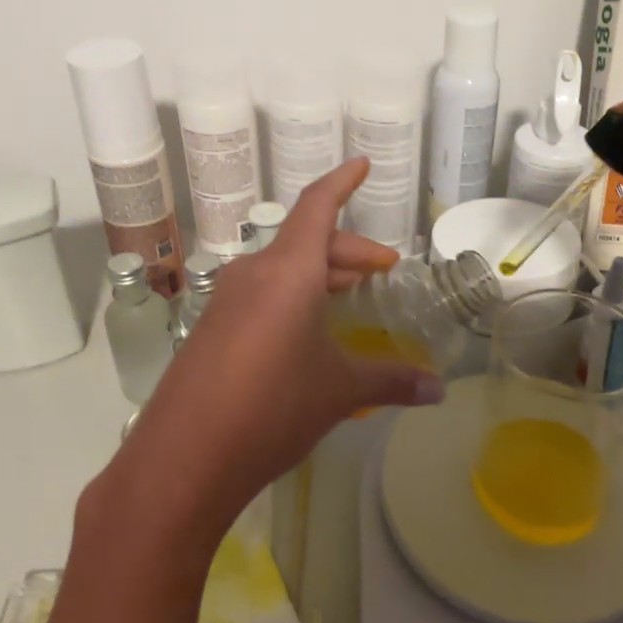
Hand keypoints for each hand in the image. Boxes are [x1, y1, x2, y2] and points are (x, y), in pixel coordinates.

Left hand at [122, 159, 445, 520]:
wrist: (184, 457)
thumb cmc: (272, 407)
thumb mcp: (339, 391)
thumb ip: (391, 381)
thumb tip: (438, 390)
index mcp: (288, 270)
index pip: (317, 206)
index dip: (343, 182)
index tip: (362, 165)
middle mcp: (253, 274)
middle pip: (305, 241)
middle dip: (348, 251)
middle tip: (383, 271)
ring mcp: (226, 301)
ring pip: (282, 270)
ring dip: (319, 276)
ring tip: (350, 298)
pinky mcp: (210, 330)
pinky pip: (260, 295)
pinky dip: (292, 298)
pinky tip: (306, 334)